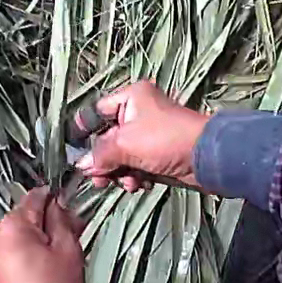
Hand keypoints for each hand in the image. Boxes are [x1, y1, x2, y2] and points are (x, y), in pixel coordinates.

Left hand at [0, 187, 85, 282]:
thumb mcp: (67, 248)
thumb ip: (62, 220)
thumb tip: (57, 207)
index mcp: (12, 225)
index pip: (35, 198)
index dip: (55, 199)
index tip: (68, 205)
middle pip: (25, 218)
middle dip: (48, 222)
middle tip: (73, 231)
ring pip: (19, 237)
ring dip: (39, 239)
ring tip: (63, 253)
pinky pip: (13, 254)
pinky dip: (29, 255)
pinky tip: (48, 266)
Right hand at [74, 81, 208, 191]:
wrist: (206, 159)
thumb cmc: (164, 140)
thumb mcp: (126, 144)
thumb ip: (100, 154)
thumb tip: (82, 165)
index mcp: (131, 97)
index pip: (97, 111)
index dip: (85, 132)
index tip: (75, 152)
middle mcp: (139, 112)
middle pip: (107, 138)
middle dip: (104, 161)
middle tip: (99, 179)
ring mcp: (149, 134)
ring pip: (121, 155)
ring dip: (120, 172)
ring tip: (126, 183)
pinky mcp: (158, 153)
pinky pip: (136, 164)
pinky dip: (135, 175)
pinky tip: (139, 185)